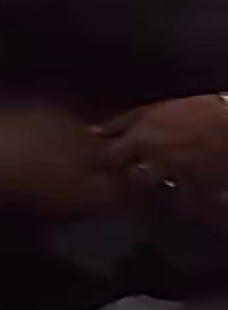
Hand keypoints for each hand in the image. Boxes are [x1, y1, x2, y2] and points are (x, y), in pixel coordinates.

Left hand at [96, 95, 227, 212]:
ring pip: (170, 191)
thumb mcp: (147, 112)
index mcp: (140, 142)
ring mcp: (191, 176)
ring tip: (167, 183)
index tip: (107, 162)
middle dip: (134, 179)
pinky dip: (198, 196)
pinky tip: (197, 191)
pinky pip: (203, 197)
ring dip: (166, 188)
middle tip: (137, 176)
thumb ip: (119, 124)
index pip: (111, 159)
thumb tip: (93, 132)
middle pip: (138, 179)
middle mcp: (161, 162)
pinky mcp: (218, 187)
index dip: (107, 162)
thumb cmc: (191, 112)